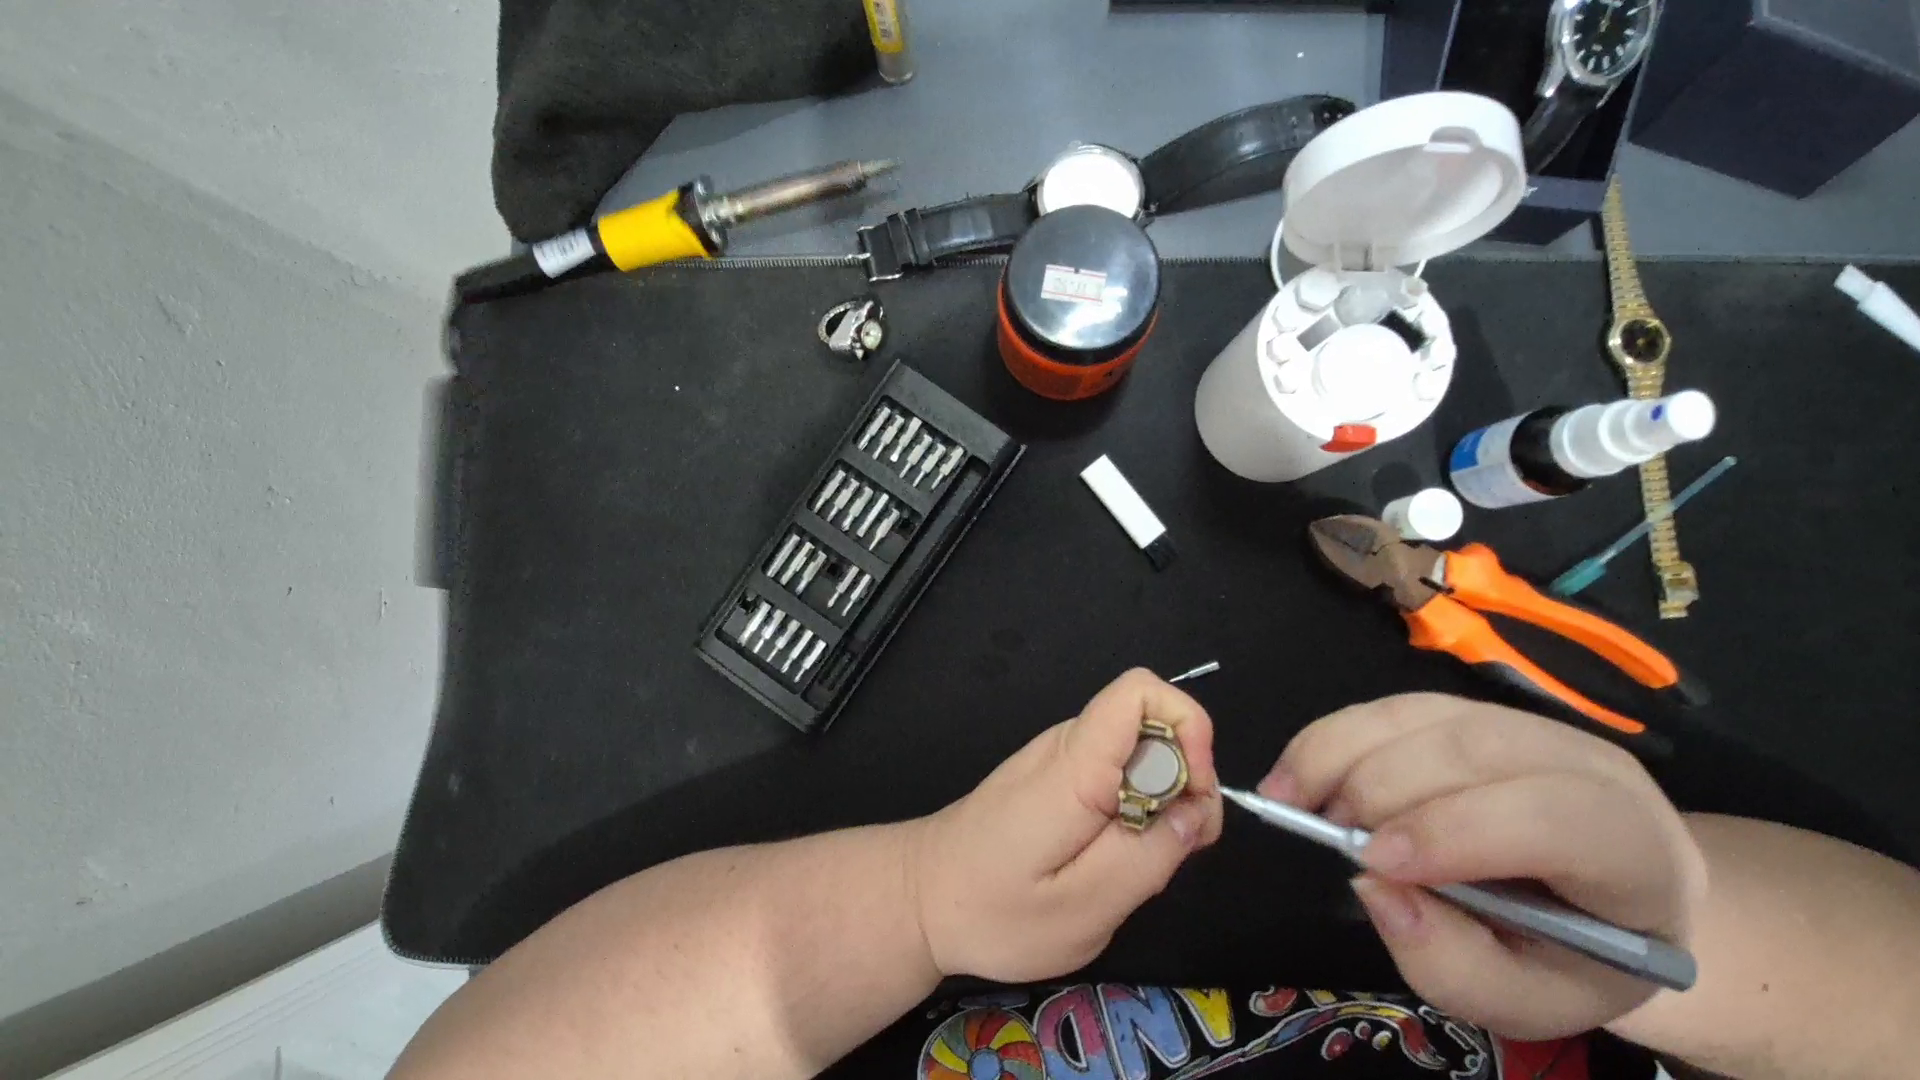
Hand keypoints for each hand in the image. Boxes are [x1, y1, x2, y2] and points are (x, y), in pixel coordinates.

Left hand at [910, 668, 1222, 982]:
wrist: (919, 896)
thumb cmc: (993, 910)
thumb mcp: (1083, 909)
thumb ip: (1148, 857)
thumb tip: (1196, 812)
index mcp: (1073, 765)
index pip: (1140, 692)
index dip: (1188, 729)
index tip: (1192, 799)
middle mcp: (1068, 745)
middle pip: (1152, 725)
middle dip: (1185, 782)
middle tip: (1171, 853)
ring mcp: (1060, 758)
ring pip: (1140, 754)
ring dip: (1162, 803)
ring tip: (1136, 866)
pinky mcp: (1057, 777)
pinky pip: (1117, 773)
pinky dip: (1136, 810)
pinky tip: (1113, 858)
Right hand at [1261, 694, 1707, 1040]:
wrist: (1612, 902)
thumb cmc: (1571, 959)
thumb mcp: (1527, 1000)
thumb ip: (1455, 965)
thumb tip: (1373, 888)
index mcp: (1631, 849)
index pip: (1547, 816)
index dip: (1453, 830)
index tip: (1371, 862)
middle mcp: (1584, 765)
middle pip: (1469, 748)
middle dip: (1379, 786)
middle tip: (1320, 833)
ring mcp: (1523, 725)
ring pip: (1421, 714)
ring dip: (1339, 749)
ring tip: (1287, 796)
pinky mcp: (1469, 711)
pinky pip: (1393, 707)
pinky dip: (1335, 735)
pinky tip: (1300, 771)